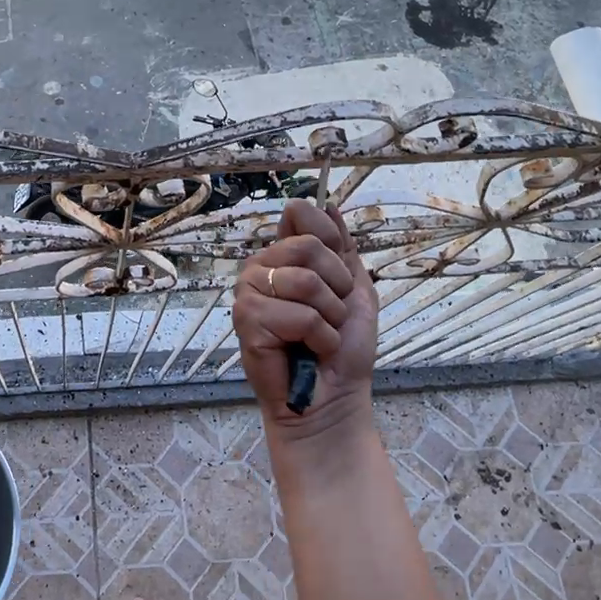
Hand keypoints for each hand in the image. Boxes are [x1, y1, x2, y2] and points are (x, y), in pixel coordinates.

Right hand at [232, 199, 378, 439]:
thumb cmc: (342, 348)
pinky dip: (320, 337)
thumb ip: (340, 247)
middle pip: (308, 246)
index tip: (338, 277)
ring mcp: (249, 292)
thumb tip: (327, 202)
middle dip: (338, 285)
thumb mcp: (354, 288)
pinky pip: (300, 315)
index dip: (330, 242)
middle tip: (332, 314)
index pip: (301, 214)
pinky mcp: (246, 320)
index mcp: (282, 256)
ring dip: (331, 315)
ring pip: (306, 281)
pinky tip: (309, 350)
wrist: (334, 397)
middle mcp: (260, 267)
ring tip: (320, 335)